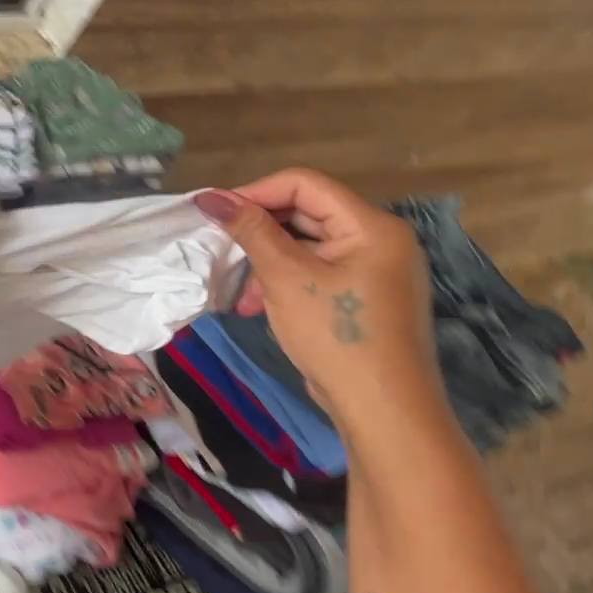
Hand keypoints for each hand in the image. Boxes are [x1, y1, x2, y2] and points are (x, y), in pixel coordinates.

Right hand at [191, 169, 444, 432]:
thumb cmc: (336, 334)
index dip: (254, 192)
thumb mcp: (285, 277)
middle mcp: (379, 239)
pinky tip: (256, 302)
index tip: (214, 213)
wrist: (383, 408)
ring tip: (237, 286)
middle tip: (219, 247)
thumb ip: (249, 230)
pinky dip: (281, 276)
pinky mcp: (362, 292)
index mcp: (372, 226)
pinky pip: (314, 266)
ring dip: (264, 256)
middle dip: (257, 228)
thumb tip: (209, 196)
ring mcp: (373, 267)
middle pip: (304, 211)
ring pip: (304, 241)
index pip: (303, 184)